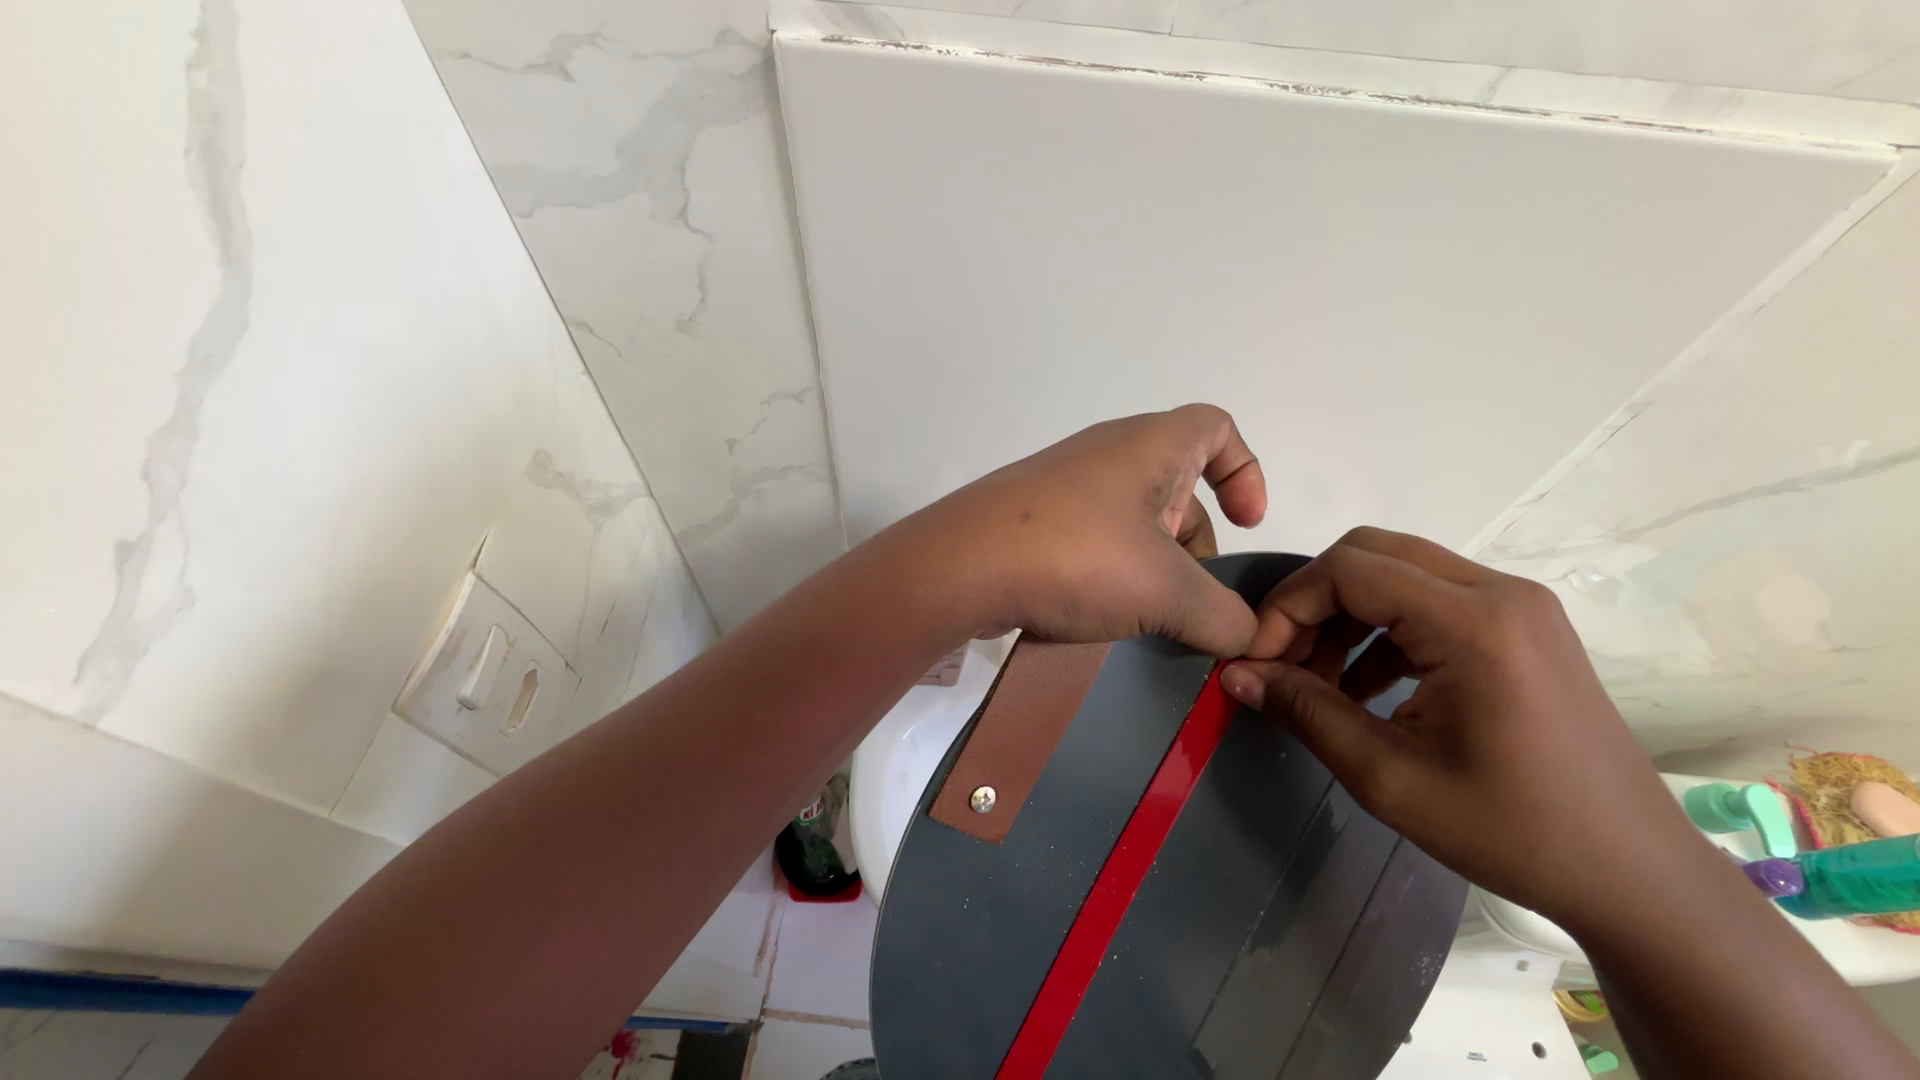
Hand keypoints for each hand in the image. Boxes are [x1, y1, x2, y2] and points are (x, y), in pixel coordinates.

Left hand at [911, 404, 1266, 657]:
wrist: (959, 568)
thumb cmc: (1077, 556)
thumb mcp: (1165, 591)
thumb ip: (1221, 616)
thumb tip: (1246, 637)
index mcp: (1150, 447)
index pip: (1217, 428)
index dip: (1246, 470)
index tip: (1245, 525)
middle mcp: (1107, 456)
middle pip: (1178, 490)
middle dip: (1197, 547)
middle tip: (1193, 602)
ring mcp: (1063, 489)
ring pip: (1133, 524)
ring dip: (1153, 570)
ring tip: (1149, 622)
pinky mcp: (1031, 523)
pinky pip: (1091, 543)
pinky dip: (1109, 576)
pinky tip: (1102, 620)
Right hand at [1219, 527, 1704, 928]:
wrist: (1633, 874)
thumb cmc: (1512, 831)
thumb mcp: (1388, 778)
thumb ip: (1305, 711)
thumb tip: (1235, 674)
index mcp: (1474, 623)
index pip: (1349, 570)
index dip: (1287, 606)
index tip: (1257, 662)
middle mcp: (1499, 593)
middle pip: (1371, 554)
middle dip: (1311, 603)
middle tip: (1283, 664)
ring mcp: (1517, 607)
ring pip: (1398, 573)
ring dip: (1344, 616)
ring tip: (1318, 682)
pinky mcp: (1521, 628)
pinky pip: (1429, 601)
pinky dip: (1382, 629)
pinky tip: (1364, 687)